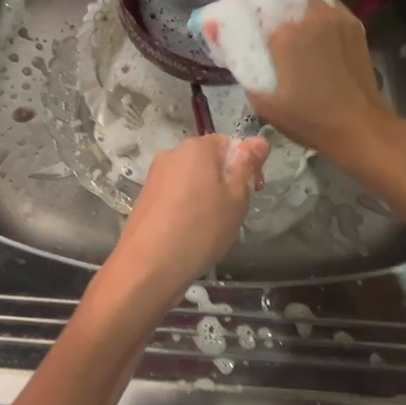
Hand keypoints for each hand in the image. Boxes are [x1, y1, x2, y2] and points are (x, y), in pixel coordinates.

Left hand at [105, 134, 268, 302]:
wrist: (148, 264)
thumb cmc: (201, 228)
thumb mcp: (236, 197)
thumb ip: (247, 165)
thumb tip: (258, 140)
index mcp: (197, 147)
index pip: (230, 143)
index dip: (246, 165)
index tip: (254, 191)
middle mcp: (173, 153)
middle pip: (210, 161)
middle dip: (226, 183)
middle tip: (234, 213)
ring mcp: (156, 174)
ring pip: (193, 179)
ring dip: (208, 196)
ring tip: (212, 228)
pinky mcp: (146, 195)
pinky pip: (176, 194)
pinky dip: (188, 207)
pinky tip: (191, 233)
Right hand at [246, 0, 400, 164]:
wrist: (359, 127)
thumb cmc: (308, 118)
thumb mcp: (263, 101)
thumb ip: (240, 67)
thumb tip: (223, 38)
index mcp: (284, 34)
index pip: (256, 5)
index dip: (246, 9)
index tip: (242, 20)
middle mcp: (309, 16)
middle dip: (271, 2)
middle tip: (266, 21)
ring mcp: (335, 17)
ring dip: (295, 2)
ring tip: (289, 20)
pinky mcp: (352, 23)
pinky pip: (328, 4)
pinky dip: (317, 10)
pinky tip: (314, 28)